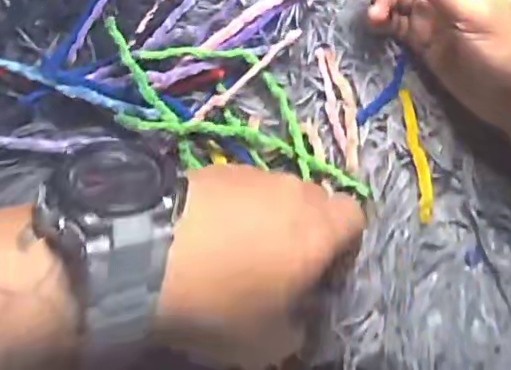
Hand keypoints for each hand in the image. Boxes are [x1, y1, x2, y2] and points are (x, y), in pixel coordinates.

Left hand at [156, 164, 364, 367]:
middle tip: (284, 266)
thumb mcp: (267, 343)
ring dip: (272, 217)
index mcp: (320, 228)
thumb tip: (300, 315)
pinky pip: (247, 187)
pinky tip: (215, 236)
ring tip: (243, 251)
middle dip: (308, 230)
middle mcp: (295, 189)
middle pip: (317, 201)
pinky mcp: (223, 167)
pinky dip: (241, 207)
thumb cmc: (224, 299)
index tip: (323, 275)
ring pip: (280, 193)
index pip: (355, 217)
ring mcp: (258, 173)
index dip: (346, 245)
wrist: (154, 245)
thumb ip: (298, 328)